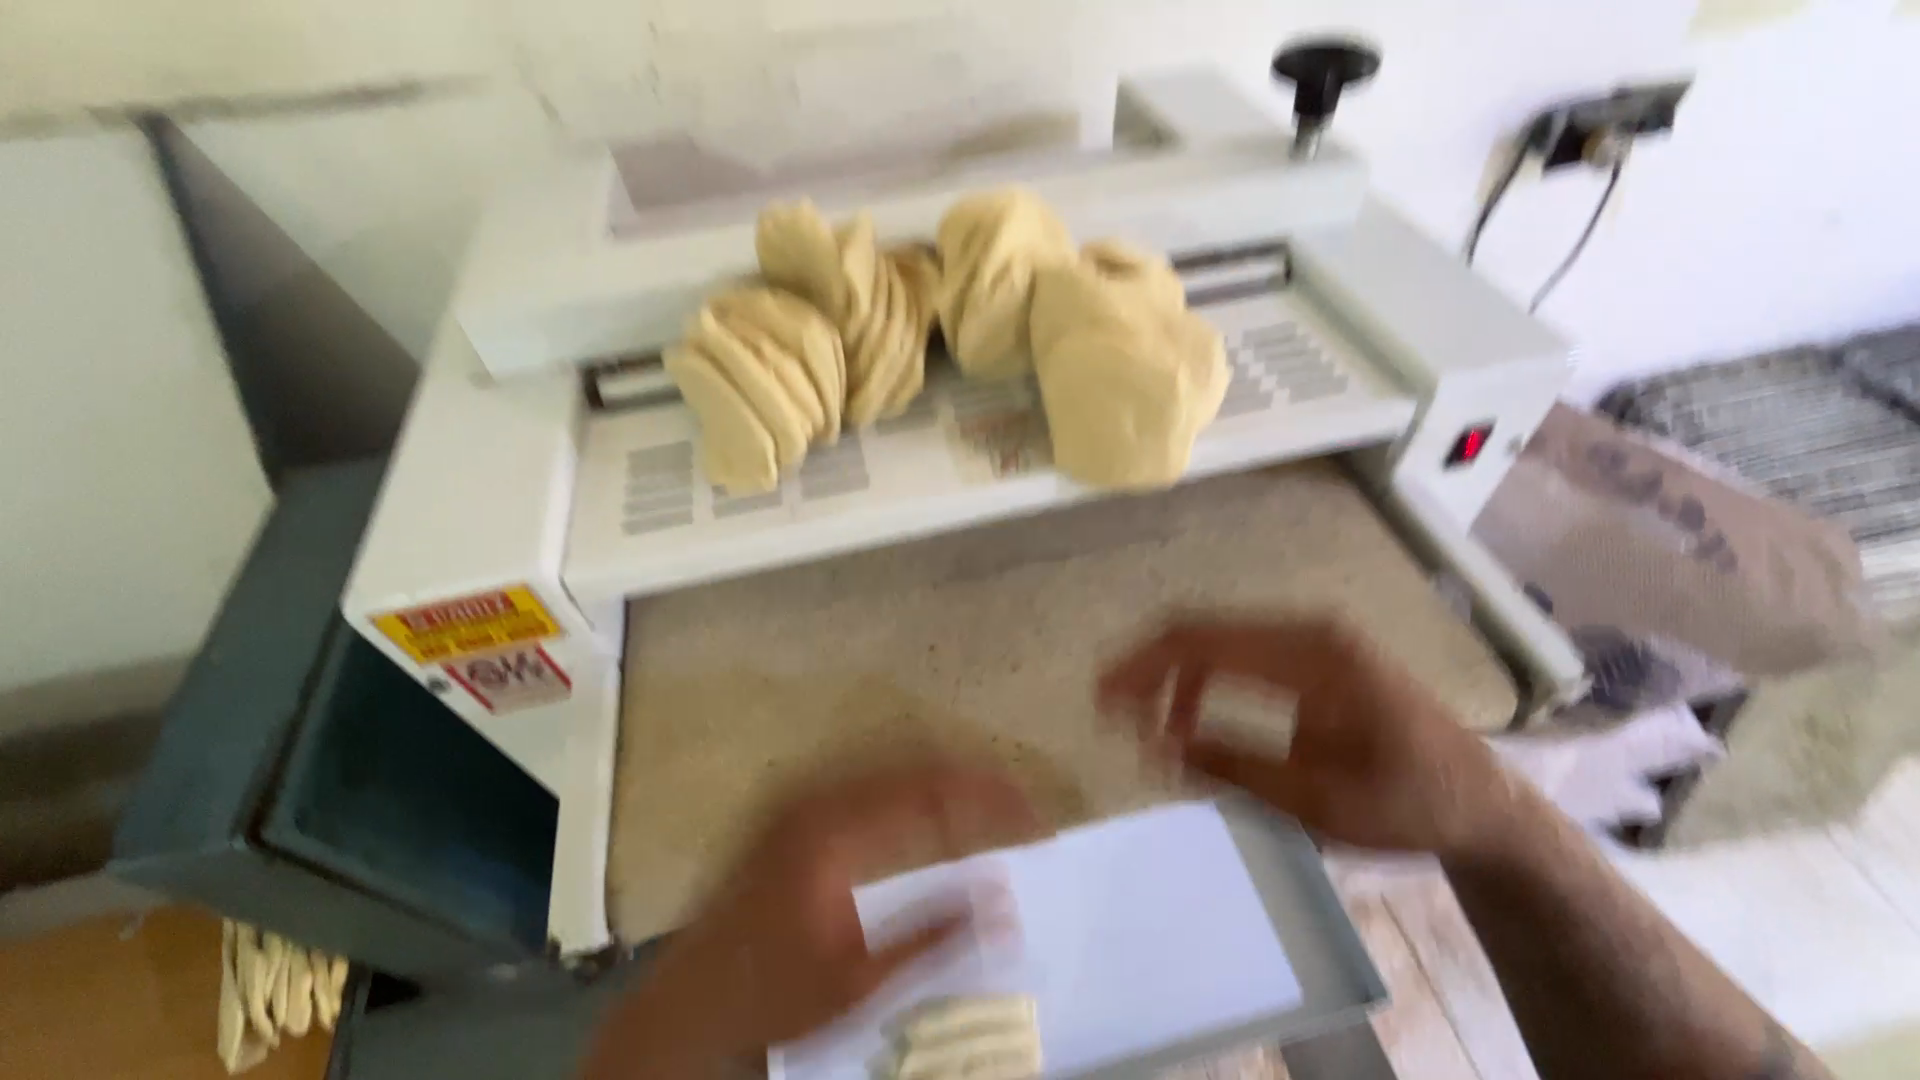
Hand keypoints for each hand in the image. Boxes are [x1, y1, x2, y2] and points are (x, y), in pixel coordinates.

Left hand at [585, 758, 1039, 1078]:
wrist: (687, 1001)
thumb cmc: (773, 993)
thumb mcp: (860, 978)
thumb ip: (934, 933)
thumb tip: (1006, 899)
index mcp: (834, 826)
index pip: (932, 786)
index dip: (989, 795)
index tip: (1032, 816)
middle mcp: (815, 792)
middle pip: (911, 755)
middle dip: (971, 772)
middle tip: (1016, 799)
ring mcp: (796, 793)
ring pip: (886, 757)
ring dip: (939, 771)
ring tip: (982, 796)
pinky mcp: (787, 805)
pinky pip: (860, 771)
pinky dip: (904, 780)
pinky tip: (923, 804)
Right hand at [1097, 616, 1527, 860]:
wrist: (1483, 804)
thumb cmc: (1408, 805)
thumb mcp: (1320, 803)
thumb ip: (1235, 767)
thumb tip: (1158, 742)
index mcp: (1313, 656)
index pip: (1203, 642)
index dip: (1144, 667)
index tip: (1103, 702)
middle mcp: (1308, 629)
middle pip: (1201, 627)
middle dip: (1146, 664)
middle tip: (1107, 707)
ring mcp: (1313, 636)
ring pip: (1215, 634)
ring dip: (1170, 671)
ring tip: (1142, 719)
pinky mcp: (1314, 653)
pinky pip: (1238, 648)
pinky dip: (1200, 676)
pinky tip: (1187, 713)